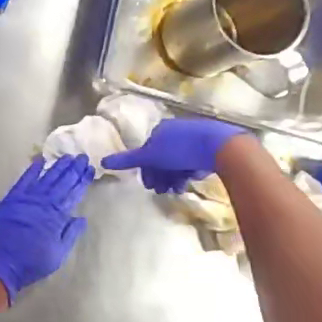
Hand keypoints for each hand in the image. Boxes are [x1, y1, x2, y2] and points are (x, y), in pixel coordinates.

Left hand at [0, 155, 93, 302]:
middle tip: (82, 156)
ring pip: (45, 178)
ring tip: (67, 157)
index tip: (89, 168)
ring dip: (57, 167)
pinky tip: (39, 160)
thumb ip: (70, 234)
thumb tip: (81, 218)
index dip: (82, 180)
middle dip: (73, 169)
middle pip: (61, 182)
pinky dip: (32, 169)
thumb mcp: (57, 254)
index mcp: (57, 216)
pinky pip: (24, 180)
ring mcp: (26, 199)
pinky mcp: (11, 199)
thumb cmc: (30, 263)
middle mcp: (43, 203)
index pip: (73, 193)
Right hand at [101, 116, 246, 193]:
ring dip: (173, 178)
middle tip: (162, 191)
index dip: (146, 169)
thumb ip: (128, 160)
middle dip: (160, 176)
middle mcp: (175, 132)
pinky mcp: (207, 147)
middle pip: (162, 158)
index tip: (149, 185)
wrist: (218, 147)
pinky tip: (189, 181)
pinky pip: (192, 161)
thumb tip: (103, 162)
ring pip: (177, 162)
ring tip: (177, 190)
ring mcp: (192, 138)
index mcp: (160, 130)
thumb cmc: (179, 149)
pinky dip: (188, 172)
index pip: (147, 152)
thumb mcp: (150, 156)